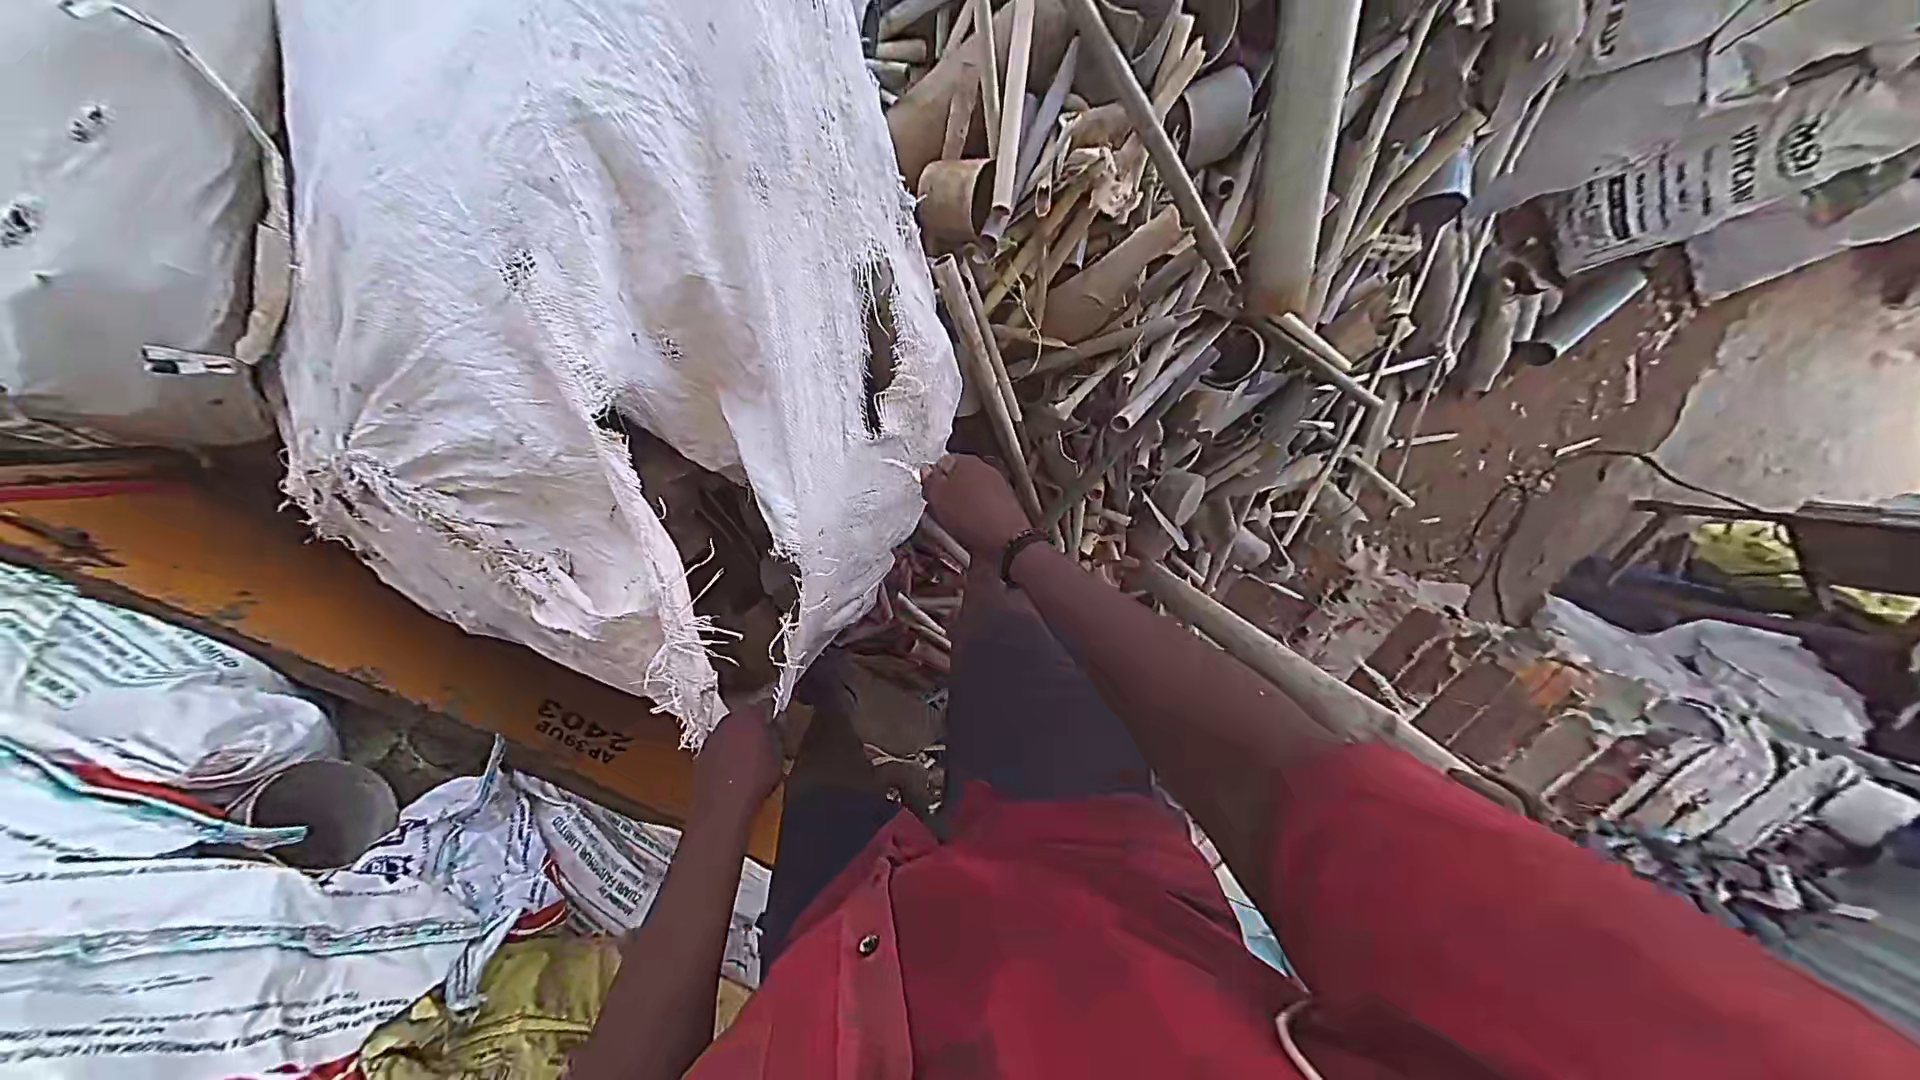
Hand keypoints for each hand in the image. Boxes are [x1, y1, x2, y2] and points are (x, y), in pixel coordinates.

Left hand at [692, 701, 783, 821]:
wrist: (722, 807)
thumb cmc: (755, 779)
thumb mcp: (780, 754)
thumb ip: (780, 732)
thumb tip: (780, 721)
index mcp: (749, 715)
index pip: (766, 704)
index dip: (775, 713)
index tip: (781, 723)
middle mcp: (727, 721)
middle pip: (746, 716)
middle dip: (757, 727)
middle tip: (770, 743)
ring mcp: (712, 738)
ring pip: (732, 732)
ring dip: (741, 740)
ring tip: (754, 761)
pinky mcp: (702, 756)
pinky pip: (720, 749)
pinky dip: (728, 755)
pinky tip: (737, 772)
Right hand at [922, 454, 1031, 556]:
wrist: (1007, 545)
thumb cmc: (973, 518)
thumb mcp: (938, 497)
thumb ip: (930, 481)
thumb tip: (926, 472)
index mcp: (969, 462)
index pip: (944, 462)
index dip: (933, 477)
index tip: (927, 490)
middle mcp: (987, 473)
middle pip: (958, 479)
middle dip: (946, 493)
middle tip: (936, 508)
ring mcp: (998, 492)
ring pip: (969, 497)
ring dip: (959, 508)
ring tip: (951, 524)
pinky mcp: (1004, 512)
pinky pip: (980, 513)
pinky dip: (972, 520)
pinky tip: (967, 532)